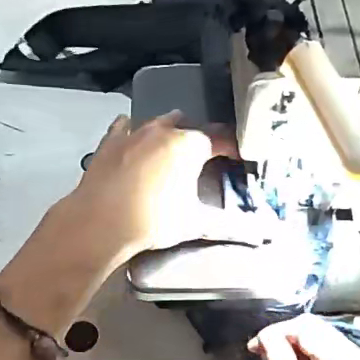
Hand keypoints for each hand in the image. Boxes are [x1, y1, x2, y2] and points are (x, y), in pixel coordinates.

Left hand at [67, 113, 252, 263]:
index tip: (241, 159)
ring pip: (160, 123)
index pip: (221, 139)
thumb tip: (262, 235)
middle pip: (190, 127)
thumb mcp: (194, 224)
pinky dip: (135, 133)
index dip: (234, 148)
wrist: (98, 223)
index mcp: (189, 145)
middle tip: (207, 161)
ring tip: (175, 152)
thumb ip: (228, 226)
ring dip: (170, 133)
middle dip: (201, 141)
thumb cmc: (152, 220)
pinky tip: (136, 140)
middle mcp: (163, 130)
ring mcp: (134, 133)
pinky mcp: (110, 142)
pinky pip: (127, 127)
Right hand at [250, 315, 359, 359]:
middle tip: (258, 352)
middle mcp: (355, 354)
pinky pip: (324, 352)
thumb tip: (265, 336)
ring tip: (269, 359)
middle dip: (283, 336)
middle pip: (313, 329)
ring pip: (318, 338)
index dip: (276, 333)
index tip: (253, 347)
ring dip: (292, 344)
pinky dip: (303, 355)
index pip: (305, 328)